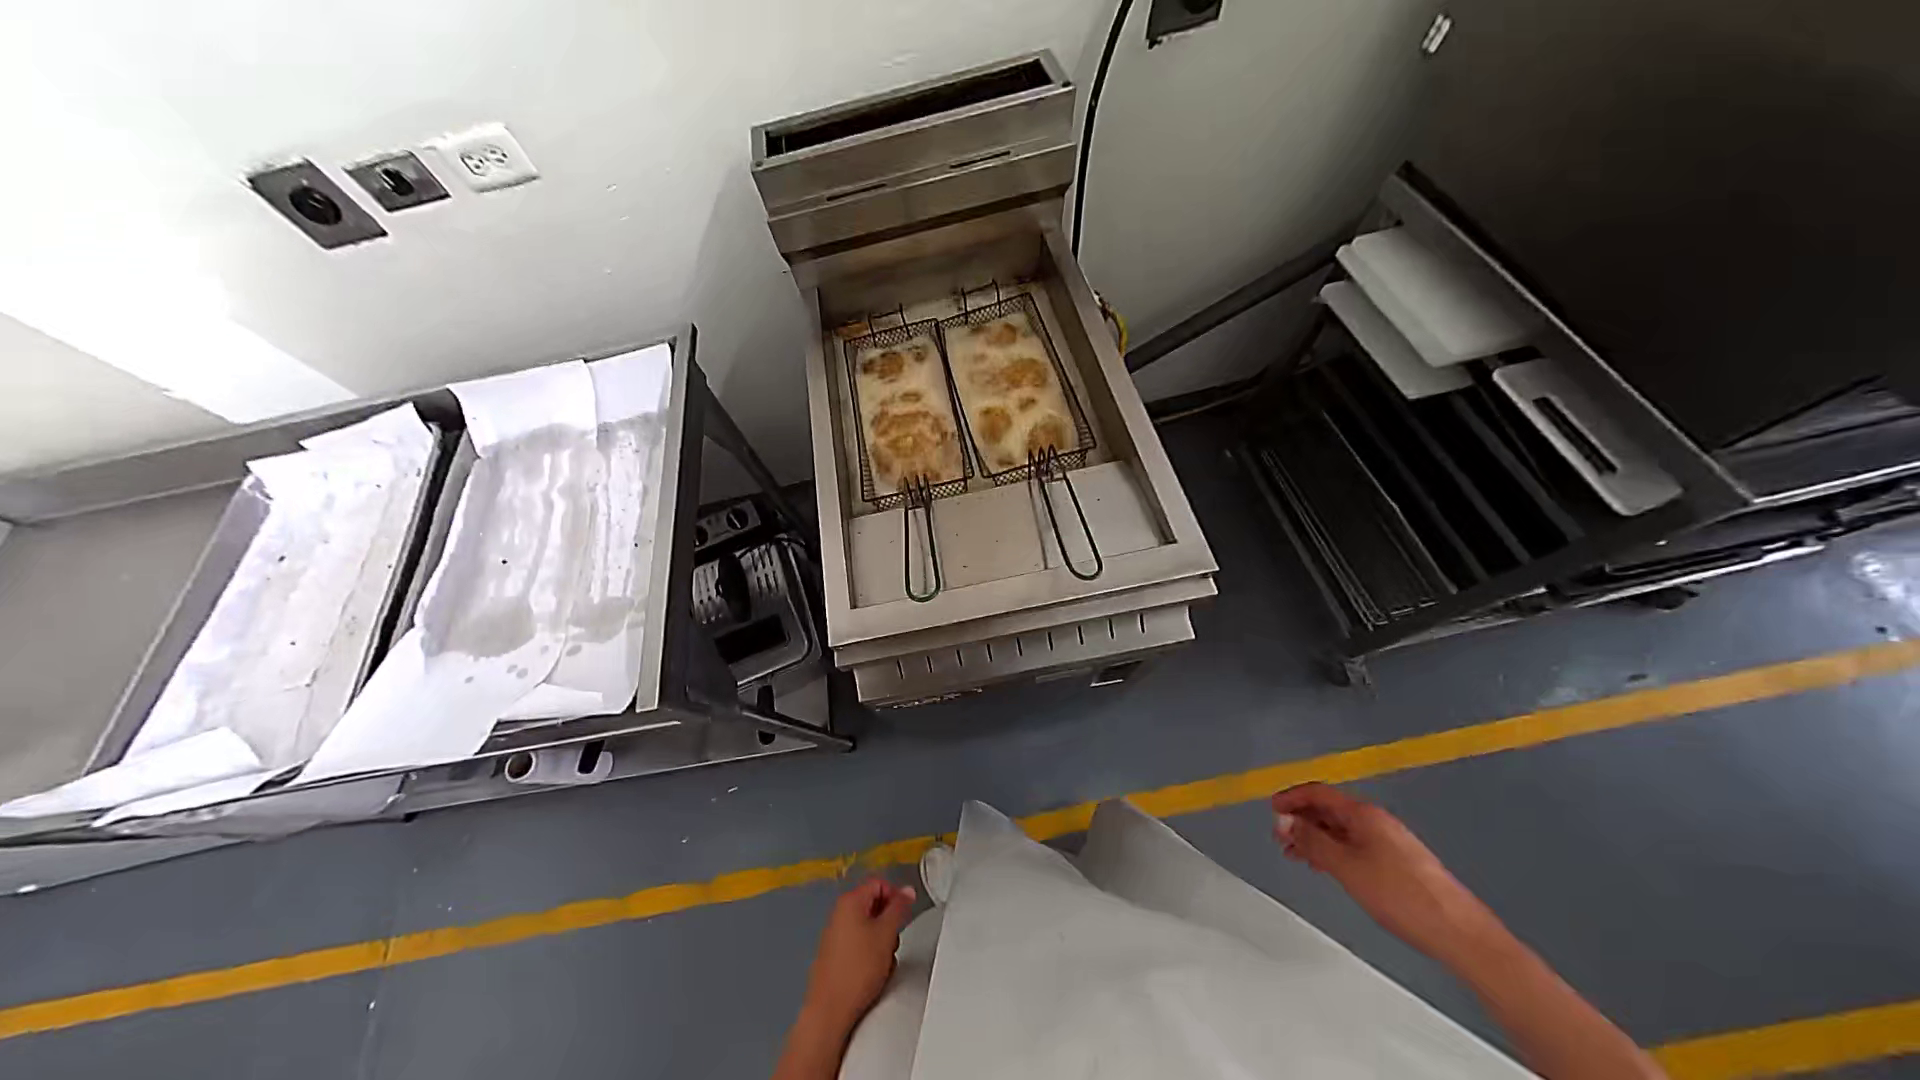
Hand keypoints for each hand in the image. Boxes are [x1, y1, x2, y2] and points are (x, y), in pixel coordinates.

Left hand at [799, 879, 916, 1032]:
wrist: (831, 1009)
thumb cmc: (859, 967)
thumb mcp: (887, 933)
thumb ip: (899, 908)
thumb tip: (907, 891)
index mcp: (850, 901)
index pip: (879, 883)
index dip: (895, 895)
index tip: (903, 914)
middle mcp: (839, 913)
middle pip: (873, 905)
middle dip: (888, 922)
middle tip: (892, 940)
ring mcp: (835, 934)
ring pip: (869, 926)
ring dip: (881, 940)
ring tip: (883, 960)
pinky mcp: (834, 954)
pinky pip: (859, 943)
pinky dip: (870, 952)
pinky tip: (873, 971)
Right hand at [1271, 782, 1498, 963]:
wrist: (1458, 932)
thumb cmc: (1399, 895)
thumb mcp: (1346, 867)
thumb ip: (1312, 841)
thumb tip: (1284, 820)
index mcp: (1364, 814)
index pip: (1319, 793)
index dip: (1292, 797)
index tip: (1271, 809)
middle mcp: (1376, 821)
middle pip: (1330, 809)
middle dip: (1301, 819)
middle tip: (1279, 837)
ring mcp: (1389, 841)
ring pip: (1341, 829)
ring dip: (1314, 837)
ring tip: (1295, 854)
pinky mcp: (1397, 861)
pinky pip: (1354, 845)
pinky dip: (1332, 850)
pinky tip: (1325, 866)